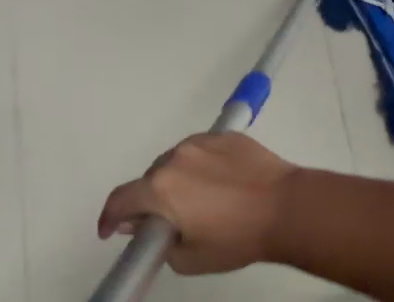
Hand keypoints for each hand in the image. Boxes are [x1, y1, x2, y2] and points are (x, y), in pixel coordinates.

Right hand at [96, 133, 298, 274]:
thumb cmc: (234, 238)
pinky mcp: (227, 136)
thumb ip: (157, 241)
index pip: (120, 199)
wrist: (283, 206)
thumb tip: (144, 224)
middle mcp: (176, 158)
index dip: (110, 217)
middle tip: (165, 221)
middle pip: (149, 179)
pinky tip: (217, 183)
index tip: (111, 230)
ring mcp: (203, 142)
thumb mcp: (187, 257)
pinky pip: (201, 151)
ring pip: (175, 161)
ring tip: (196, 201)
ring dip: (175, 179)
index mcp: (160, 188)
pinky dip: (200, 166)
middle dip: (149, 200)